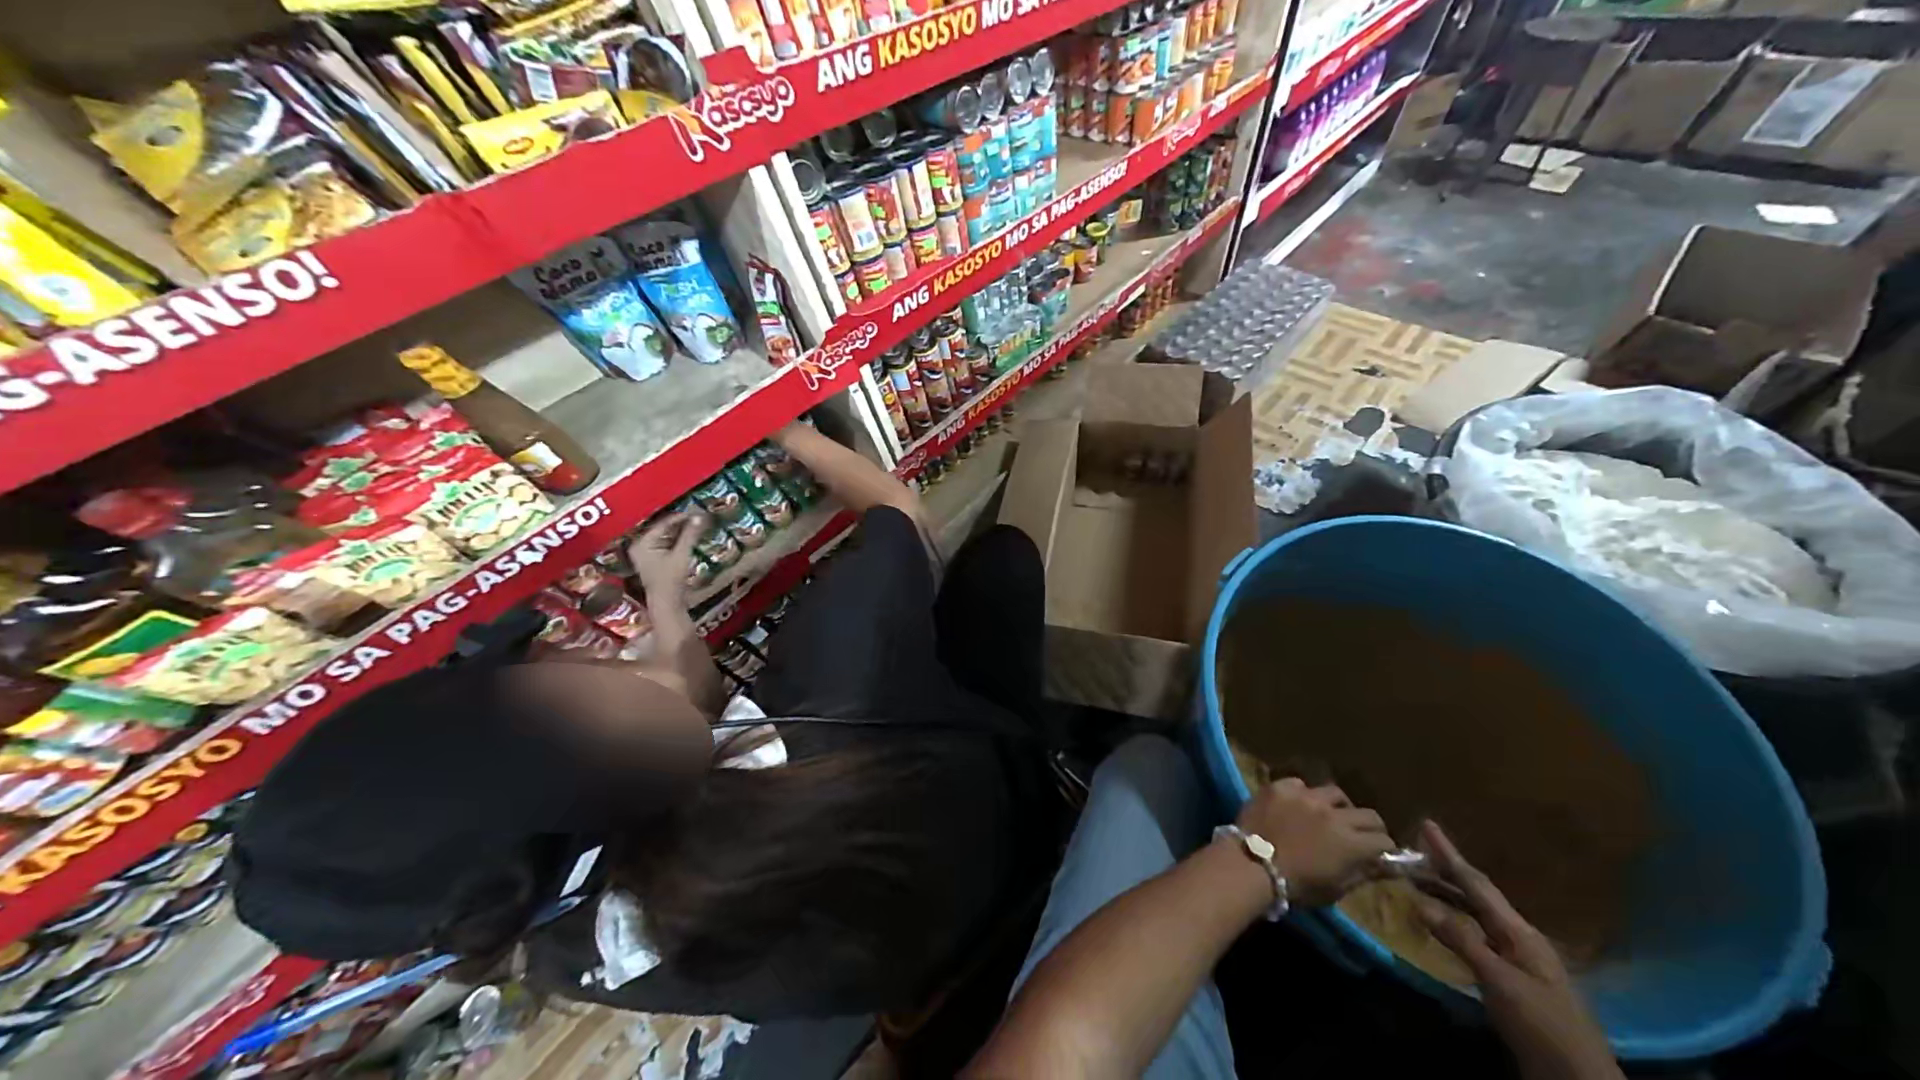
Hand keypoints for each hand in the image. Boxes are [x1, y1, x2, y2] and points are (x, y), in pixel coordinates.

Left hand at [626, 512, 705, 603]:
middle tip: (700, 517)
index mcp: (642, 542)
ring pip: (666, 536)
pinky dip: (679, 540)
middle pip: (664, 529)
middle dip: (682, 524)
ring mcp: (646, 552)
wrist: (667, 603)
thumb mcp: (681, 555)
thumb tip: (700, 516)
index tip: (698, 512)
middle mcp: (640, 545)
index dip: (682, 517)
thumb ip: (690, 535)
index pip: (664, 523)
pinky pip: (667, 544)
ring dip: (681, 531)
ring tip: (698, 525)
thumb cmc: (671, 580)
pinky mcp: (654, 559)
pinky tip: (691, 537)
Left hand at [1235, 778, 1394, 906]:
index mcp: (1352, 843)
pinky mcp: (1280, 787)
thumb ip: (1360, 874)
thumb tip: (1380, 866)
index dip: (1382, 848)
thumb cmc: (1295, 886)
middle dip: (1368, 825)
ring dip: (1335, 805)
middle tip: (1357, 833)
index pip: (1383, 840)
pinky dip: (1301, 794)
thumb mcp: (1334, 889)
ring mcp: (1306, 796)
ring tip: (1326, 814)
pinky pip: (1299, 784)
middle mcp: (1334, 814)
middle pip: (1367, 813)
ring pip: (1334, 792)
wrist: (1250, 864)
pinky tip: (1294, 804)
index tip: (1376, 852)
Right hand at [1411, 822, 1622, 1079]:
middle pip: (1477, 895)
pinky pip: (1475, 936)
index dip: (1450, 854)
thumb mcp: (1500, 982)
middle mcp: (1518, 938)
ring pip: (1475, 915)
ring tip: (1418, 879)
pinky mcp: (1510, 979)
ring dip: (1447, 894)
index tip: (1427, 824)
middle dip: (1446, 870)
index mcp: (1519, 932)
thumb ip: (1462, 941)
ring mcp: (1516, 960)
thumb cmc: (1542, 1024)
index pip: (1477, 884)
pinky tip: (1440, 923)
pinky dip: (1453, 922)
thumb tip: (1420, 902)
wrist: (1577, 1077)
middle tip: (1414, 848)